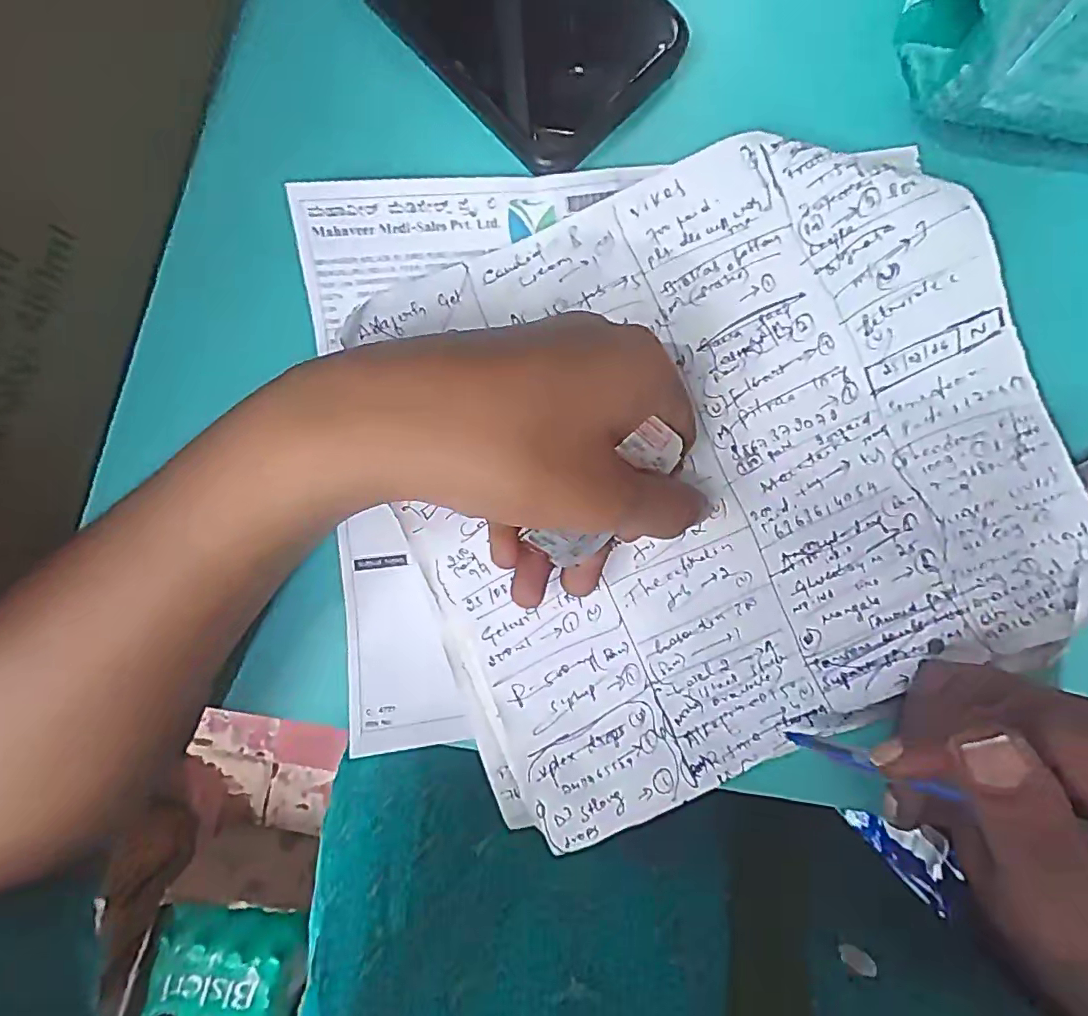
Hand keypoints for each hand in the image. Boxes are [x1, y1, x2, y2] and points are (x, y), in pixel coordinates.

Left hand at [279, 313, 705, 606]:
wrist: (390, 416)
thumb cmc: (515, 453)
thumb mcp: (599, 497)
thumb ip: (659, 508)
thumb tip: (696, 506)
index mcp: (636, 368)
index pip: (674, 441)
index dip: (651, 501)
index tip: (623, 541)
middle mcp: (594, 356)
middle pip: (614, 457)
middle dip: (594, 531)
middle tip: (575, 582)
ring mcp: (540, 367)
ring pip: (566, 460)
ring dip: (553, 529)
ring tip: (529, 587)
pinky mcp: (496, 387)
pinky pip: (528, 446)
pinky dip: (521, 498)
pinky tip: (500, 550)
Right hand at [876, 660, 1087, 1015]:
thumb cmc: (1083, 955)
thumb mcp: (1054, 914)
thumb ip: (1026, 828)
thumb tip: (979, 737)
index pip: (1062, 732)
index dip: (967, 734)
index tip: (898, 766)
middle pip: (1034, 708)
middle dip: (946, 736)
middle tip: (898, 784)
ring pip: (1012, 696)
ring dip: (942, 730)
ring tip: (914, 781)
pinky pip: (1009, 700)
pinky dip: (955, 724)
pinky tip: (939, 761)